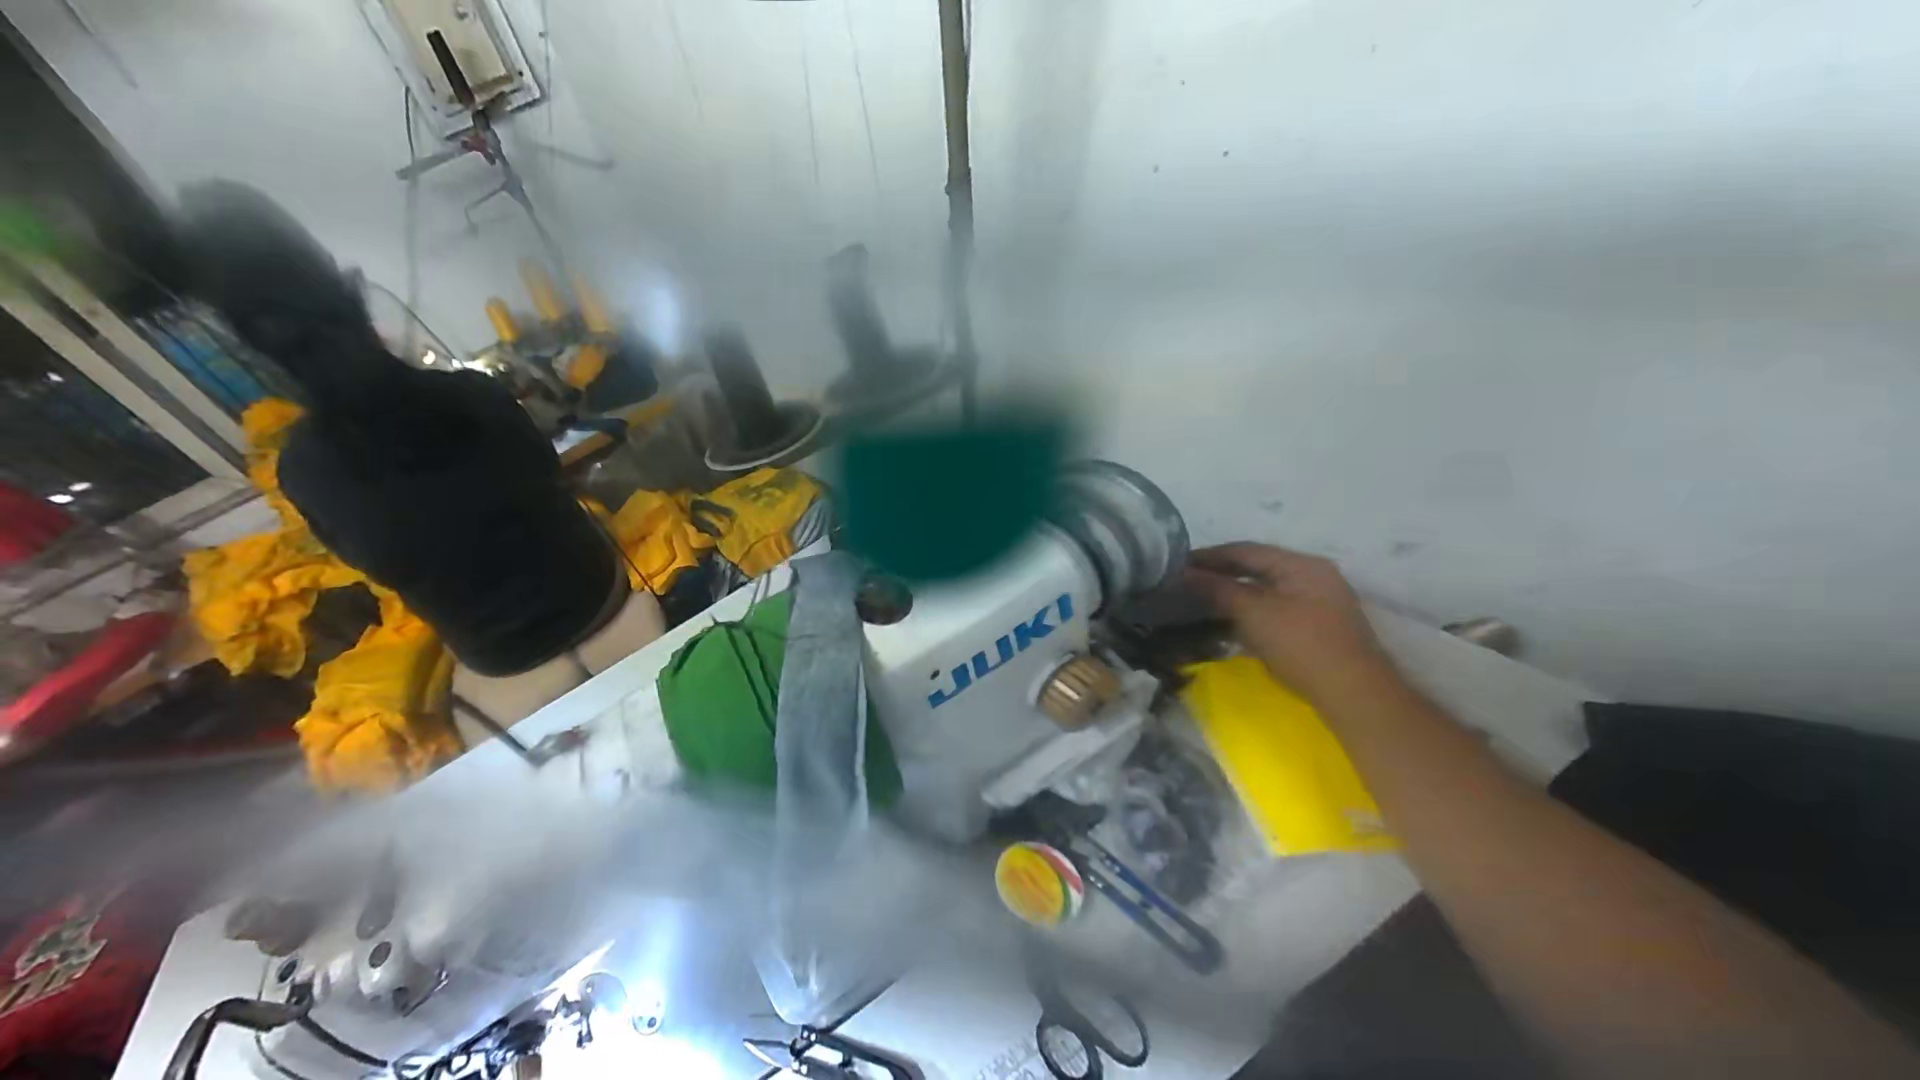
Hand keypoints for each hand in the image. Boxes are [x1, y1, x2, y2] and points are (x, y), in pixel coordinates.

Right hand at [1184, 542, 1390, 701]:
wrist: (1354, 695)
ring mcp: (1320, 601)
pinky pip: (1276, 608)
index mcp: (1302, 564)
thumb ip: (1218, 589)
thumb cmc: (1302, 647)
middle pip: (1258, 567)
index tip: (1177, 563)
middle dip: (1221, 574)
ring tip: (1201, 600)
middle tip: (1186, 582)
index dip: (1209, 556)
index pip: (1246, 550)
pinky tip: (1231, 622)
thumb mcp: (1253, 614)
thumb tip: (1184, 574)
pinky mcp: (1319, 626)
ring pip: (1267, 589)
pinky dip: (1251, 611)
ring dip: (1235, 593)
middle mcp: (1314, 575)